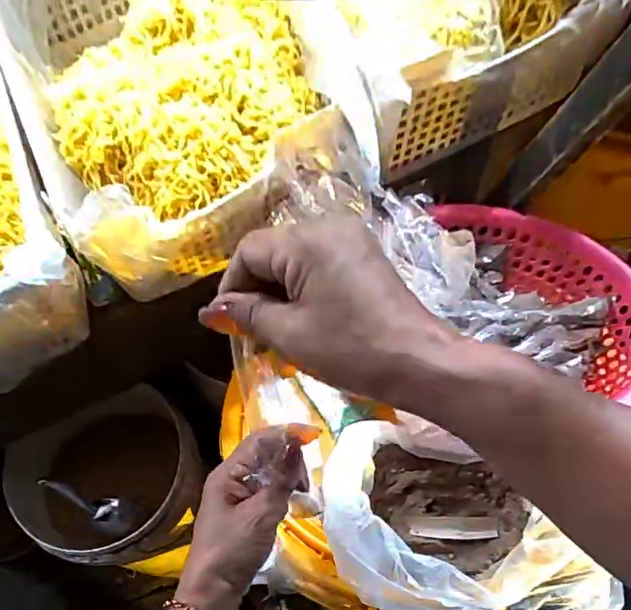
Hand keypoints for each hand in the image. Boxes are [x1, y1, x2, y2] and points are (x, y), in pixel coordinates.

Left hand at [175, 427, 307, 609]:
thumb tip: (296, 443)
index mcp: (227, 473)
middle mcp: (229, 479)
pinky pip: (264, 491)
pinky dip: (280, 492)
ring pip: (266, 473)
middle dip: (289, 459)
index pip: (260, 439)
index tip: (315, 436)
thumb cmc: (233, 549)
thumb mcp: (262, 513)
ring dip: (287, 477)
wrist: (212, 589)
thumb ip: (281, 478)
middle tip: (305, 485)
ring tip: (301, 495)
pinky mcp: (241, 513)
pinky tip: (290, 504)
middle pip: (264, 454)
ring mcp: (234, 496)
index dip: (287, 433)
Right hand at [199, 217, 459, 405]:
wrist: (419, 362)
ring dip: (278, 296)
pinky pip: (320, 267)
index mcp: (307, 239)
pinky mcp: (365, 259)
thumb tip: (210, 311)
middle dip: (254, 293)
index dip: (230, 288)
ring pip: (295, 262)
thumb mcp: (290, 334)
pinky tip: (303, 324)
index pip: (249, 251)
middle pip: (272, 253)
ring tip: (275, 335)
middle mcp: (328, 226)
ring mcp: (351, 240)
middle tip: (249, 336)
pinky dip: (303, 293)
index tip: (225, 326)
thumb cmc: (351, 349)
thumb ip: (247, 315)